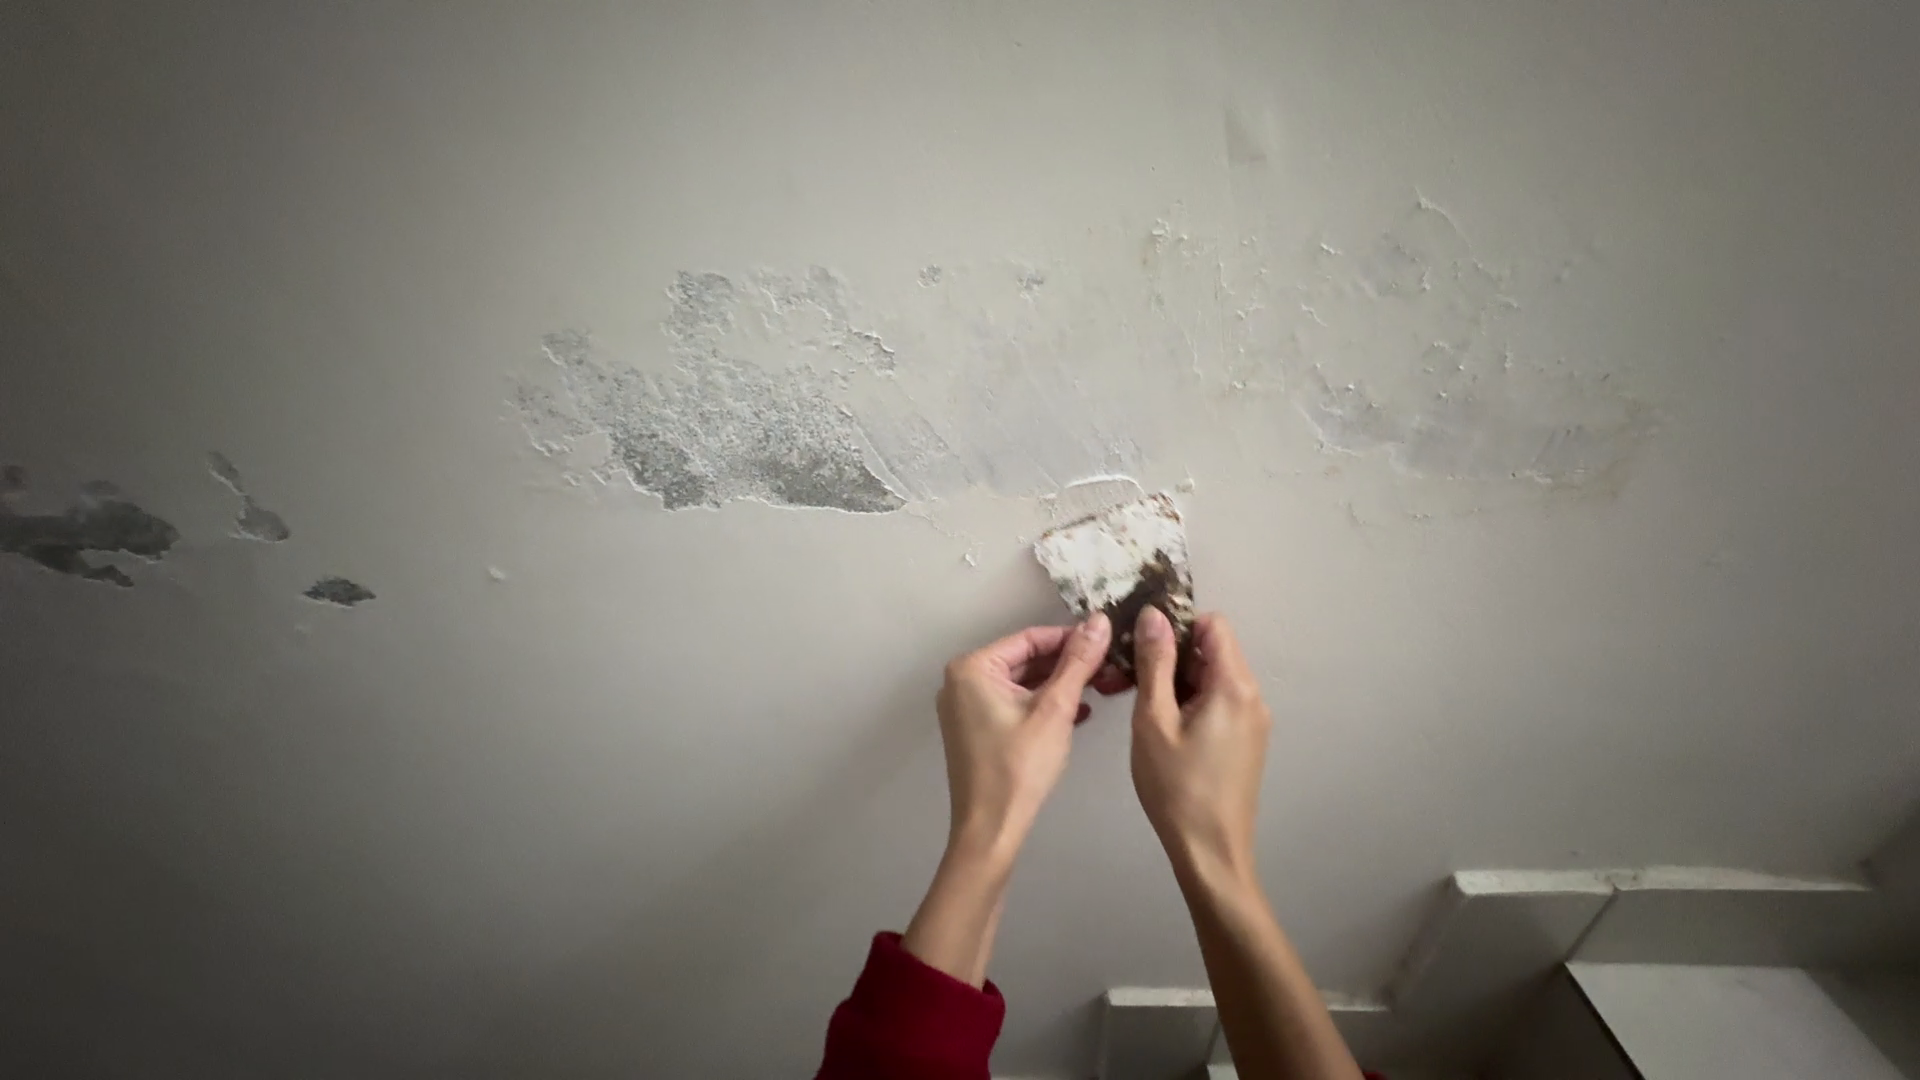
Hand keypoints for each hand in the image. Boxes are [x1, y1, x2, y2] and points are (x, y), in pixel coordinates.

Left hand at [935, 613, 1111, 855]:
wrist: (991, 829)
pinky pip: (1012, 703)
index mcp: (971, 667)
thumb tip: (1099, 620)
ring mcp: (964, 705)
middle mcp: (961, 680)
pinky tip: (1077, 712)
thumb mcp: (1055, 709)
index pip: (1029, 638)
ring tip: (1099, 686)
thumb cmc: (1020, 766)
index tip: (1106, 640)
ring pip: (1020, 683)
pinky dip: (1041, 704)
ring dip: (1057, 685)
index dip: (1069, 638)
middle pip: (1024, 659)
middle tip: (1107, 666)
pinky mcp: (974, 728)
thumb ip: (1077, 662)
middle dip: (1065, 664)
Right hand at [1129, 608, 1270, 878]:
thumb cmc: (1176, 785)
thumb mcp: (1154, 719)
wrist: (1211, 851)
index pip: (1214, 624)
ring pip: (1214, 676)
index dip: (1177, 624)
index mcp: (1234, 686)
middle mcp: (1253, 696)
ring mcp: (1254, 720)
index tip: (1143, 643)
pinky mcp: (1247, 740)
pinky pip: (1220, 700)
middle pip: (1214, 649)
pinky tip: (1164, 724)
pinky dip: (1192, 699)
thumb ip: (1155, 662)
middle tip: (1132, 674)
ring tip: (1144, 702)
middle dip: (1173, 652)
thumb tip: (1154, 615)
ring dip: (1179, 678)